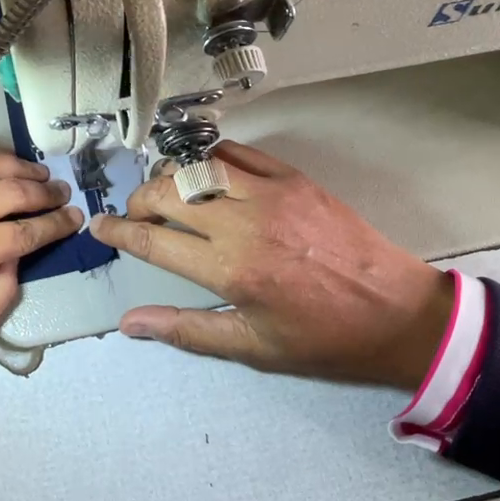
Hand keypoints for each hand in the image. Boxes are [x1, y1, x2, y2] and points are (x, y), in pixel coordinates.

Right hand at [87, 142, 451, 389]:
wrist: (399, 313)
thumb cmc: (324, 339)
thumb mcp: (253, 348)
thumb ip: (187, 330)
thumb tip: (130, 322)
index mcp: (231, 271)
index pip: (155, 242)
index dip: (119, 232)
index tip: (99, 227)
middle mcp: (244, 224)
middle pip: (168, 193)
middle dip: (139, 202)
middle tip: (136, 217)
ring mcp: (269, 193)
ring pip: (197, 167)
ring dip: (171, 177)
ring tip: (168, 194)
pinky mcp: (292, 177)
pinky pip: (237, 152)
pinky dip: (209, 158)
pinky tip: (205, 174)